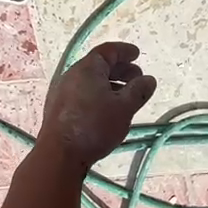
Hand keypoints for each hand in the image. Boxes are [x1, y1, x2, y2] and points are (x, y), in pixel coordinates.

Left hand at [37, 42, 157, 171]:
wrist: (59, 156)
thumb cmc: (94, 126)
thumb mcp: (124, 108)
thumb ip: (138, 91)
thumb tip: (149, 79)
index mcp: (87, 68)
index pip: (107, 51)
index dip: (124, 51)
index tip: (137, 54)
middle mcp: (72, 76)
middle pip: (99, 66)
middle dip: (120, 70)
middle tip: (137, 78)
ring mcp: (62, 93)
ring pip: (90, 81)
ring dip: (110, 85)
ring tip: (126, 97)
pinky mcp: (59, 110)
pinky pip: (82, 94)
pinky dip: (98, 95)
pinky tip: (107, 111)